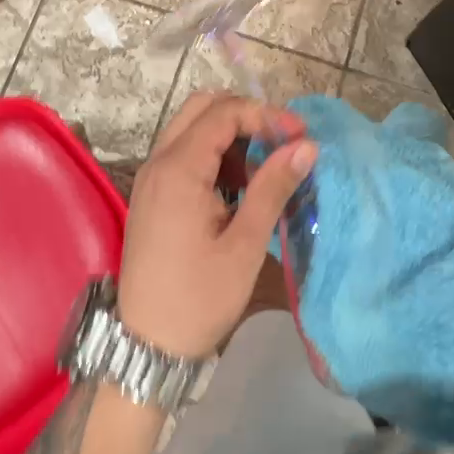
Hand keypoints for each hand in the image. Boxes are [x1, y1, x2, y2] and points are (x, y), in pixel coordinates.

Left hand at [117, 91, 317, 358]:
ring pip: (190, 127)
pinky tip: (239, 185)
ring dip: (229, 133)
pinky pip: (183, 152)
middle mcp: (157, 162)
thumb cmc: (199, 298)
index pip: (224, 112)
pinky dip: (213, 153)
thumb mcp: (245, 245)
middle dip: (246, 115)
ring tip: (265, 166)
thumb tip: (305, 146)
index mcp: (178, 169)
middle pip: (202, 107)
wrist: (147, 346)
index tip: (300, 136)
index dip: (265, 115)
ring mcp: (150, 177)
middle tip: (281, 142)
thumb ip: (272, 188)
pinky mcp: (151, 194)